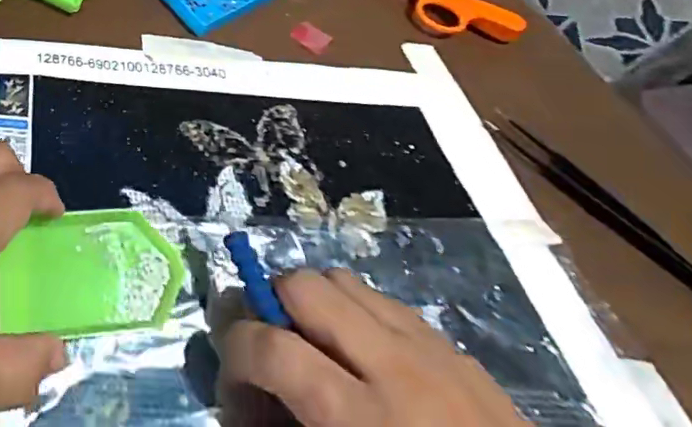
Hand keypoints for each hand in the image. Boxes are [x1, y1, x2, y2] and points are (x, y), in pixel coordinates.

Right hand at [218, 268, 527, 425]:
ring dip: (312, 306)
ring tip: (315, 351)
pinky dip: (356, 317)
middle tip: (272, 359)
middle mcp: (395, 367)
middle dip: (270, 311)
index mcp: (362, 419)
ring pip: (342, 280)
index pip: (268, 347)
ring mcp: (432, 351)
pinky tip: (366, 364)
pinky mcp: (459, 352)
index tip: (234, 392)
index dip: (233, 358)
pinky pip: (385, 303)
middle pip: (302, 285)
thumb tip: (251, 410)